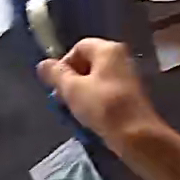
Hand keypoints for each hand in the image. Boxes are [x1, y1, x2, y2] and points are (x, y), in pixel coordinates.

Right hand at [37, 38, 162, 144]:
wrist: (135, 133)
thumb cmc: (103, 106)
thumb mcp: (72, 89)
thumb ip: (56, 74)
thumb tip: (43, 64)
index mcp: (109, 49)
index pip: (79, 47)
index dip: (64, 64)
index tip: (56, 85)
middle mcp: (121, 57)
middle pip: (88, 62)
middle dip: (71, 79)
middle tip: (63, 99)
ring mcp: (128, 74)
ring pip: (96, 78)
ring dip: (81, 92)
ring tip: (74, 109)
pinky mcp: (130, 92)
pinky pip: (106, 90)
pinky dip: (95, 99)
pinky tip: (89, 115)